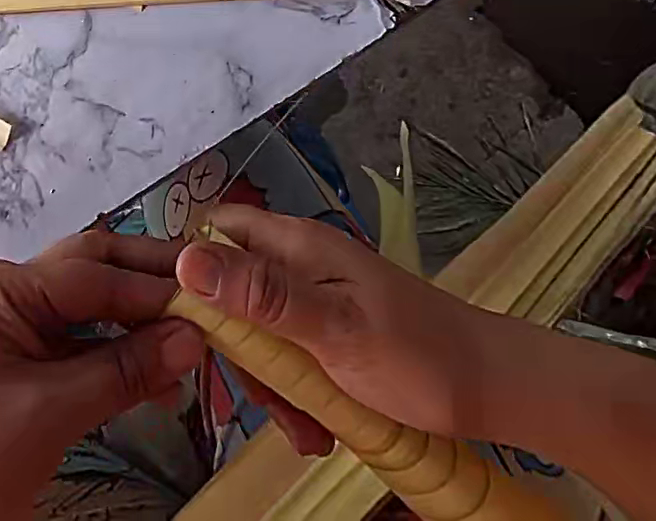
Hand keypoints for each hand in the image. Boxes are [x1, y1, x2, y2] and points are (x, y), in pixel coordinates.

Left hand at [0, 231, 205, 520]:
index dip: (155, 290)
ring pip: (103, 306)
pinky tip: (163, 378)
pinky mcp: (34, 363)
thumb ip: (126, 369)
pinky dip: (129, 357)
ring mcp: (24, 327)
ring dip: (146, 325)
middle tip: (207, 296)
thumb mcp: (46, 416)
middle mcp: (15, 293)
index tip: (208, 306)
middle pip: (102, 271)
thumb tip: (197, 337)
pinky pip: (94, 344)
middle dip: (154, 286)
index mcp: (3, 288)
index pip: (96, 275)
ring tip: (193, 342)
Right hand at [174, 204, 525, 454]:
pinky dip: (292, 393)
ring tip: (303, 421)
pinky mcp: (327, 331)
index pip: (219, 231)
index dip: (190, 267)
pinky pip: (286, 358)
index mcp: (297, 244)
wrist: (479, 382)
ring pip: (256, 334)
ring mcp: (314, 298)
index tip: (176, 326)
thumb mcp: (332, 326)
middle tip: (261, 395)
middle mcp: (300, 263)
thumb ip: (263, 294)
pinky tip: (316, 425)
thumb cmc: (413, 350)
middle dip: (235, 349)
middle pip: (230, 292)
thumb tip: (189, 258)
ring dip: (268, 383)